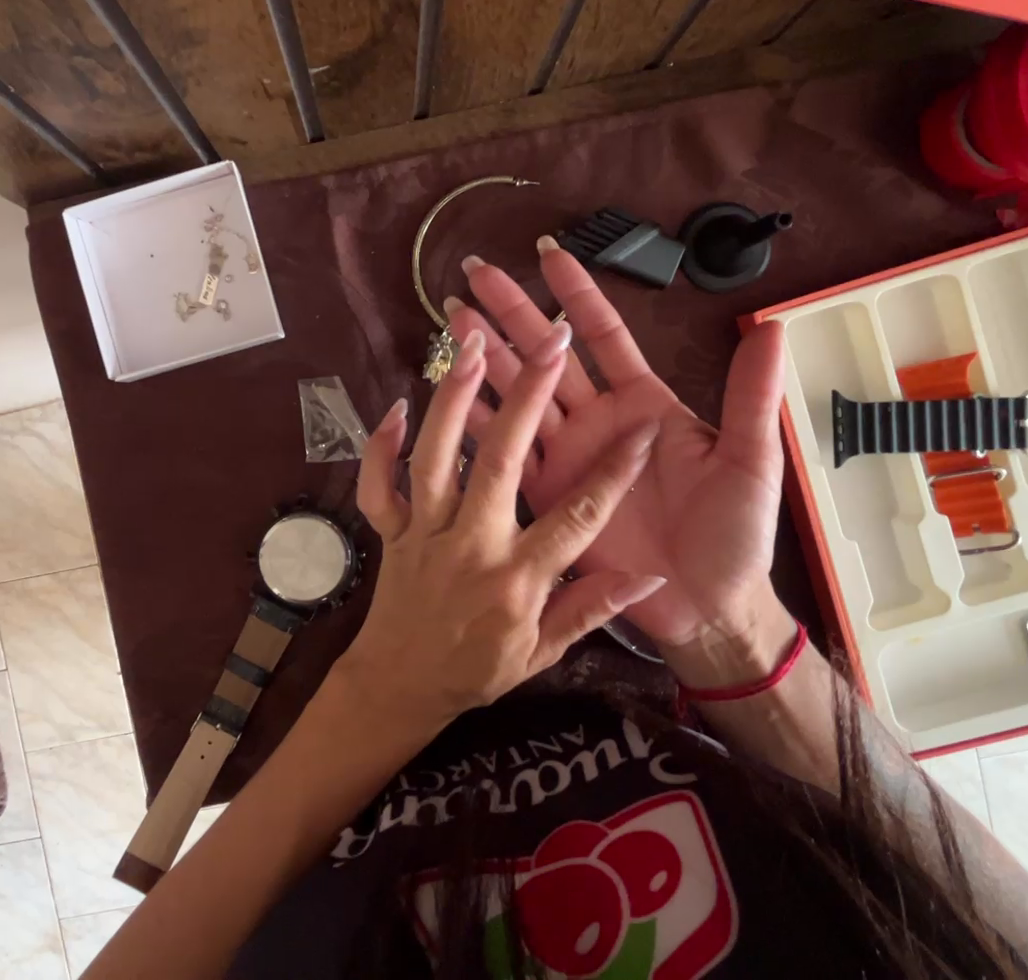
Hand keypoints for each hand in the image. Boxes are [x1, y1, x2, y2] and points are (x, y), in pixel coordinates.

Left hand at [337, 321, 667, 737]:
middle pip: (499, 462)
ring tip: (470, 344)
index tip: (644, 424)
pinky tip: (396, 405)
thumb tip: (650, 576)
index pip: (578, 516)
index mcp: (516, 580)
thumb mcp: (542, 653)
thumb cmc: (476, 671)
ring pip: (435, 458)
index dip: (615, 470)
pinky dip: (380, 445)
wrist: (399, 687)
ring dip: (452, 399)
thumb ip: (591, 609)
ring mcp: (422, 533)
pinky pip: (378, 484)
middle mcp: (470, 545)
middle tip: (549, 340)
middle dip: (528, 396)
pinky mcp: (389, 531)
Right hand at [446, 238, 794, 683]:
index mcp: (644, 405)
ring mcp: (568, 458)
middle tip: (474, 274)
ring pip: (519, 395)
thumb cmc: (735, 534)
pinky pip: (508, 453)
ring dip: (485, 358)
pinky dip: (480, 423)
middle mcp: (599, 423)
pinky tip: (452, 395)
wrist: (706, 605)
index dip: (574, 294)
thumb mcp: (751, 462)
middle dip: (511, 313)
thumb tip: (770, 323)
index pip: (604, 335)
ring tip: (452, 321)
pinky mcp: (547, 497)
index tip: (545, 253)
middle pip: (547, 356)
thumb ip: (750, 396)